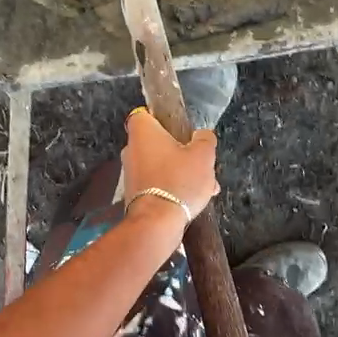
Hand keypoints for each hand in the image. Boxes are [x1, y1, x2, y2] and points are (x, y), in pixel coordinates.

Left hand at [120, 107, 218, 227]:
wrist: (157, 222)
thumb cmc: (178, 181)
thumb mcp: (203, 155)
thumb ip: (205, 139)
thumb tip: (202, 135)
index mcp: (143, 132)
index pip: (144, 114)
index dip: (161, 117)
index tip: (178, 127)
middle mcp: (131, 149)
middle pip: (157, 142)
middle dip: (180, 150)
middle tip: (199, 159)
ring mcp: (131, 173)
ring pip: (160, 164)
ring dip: (180, 170)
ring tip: (206, 185)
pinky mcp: (135, 193)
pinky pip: (157, 182)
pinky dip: (173, 187)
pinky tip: (194, 198)